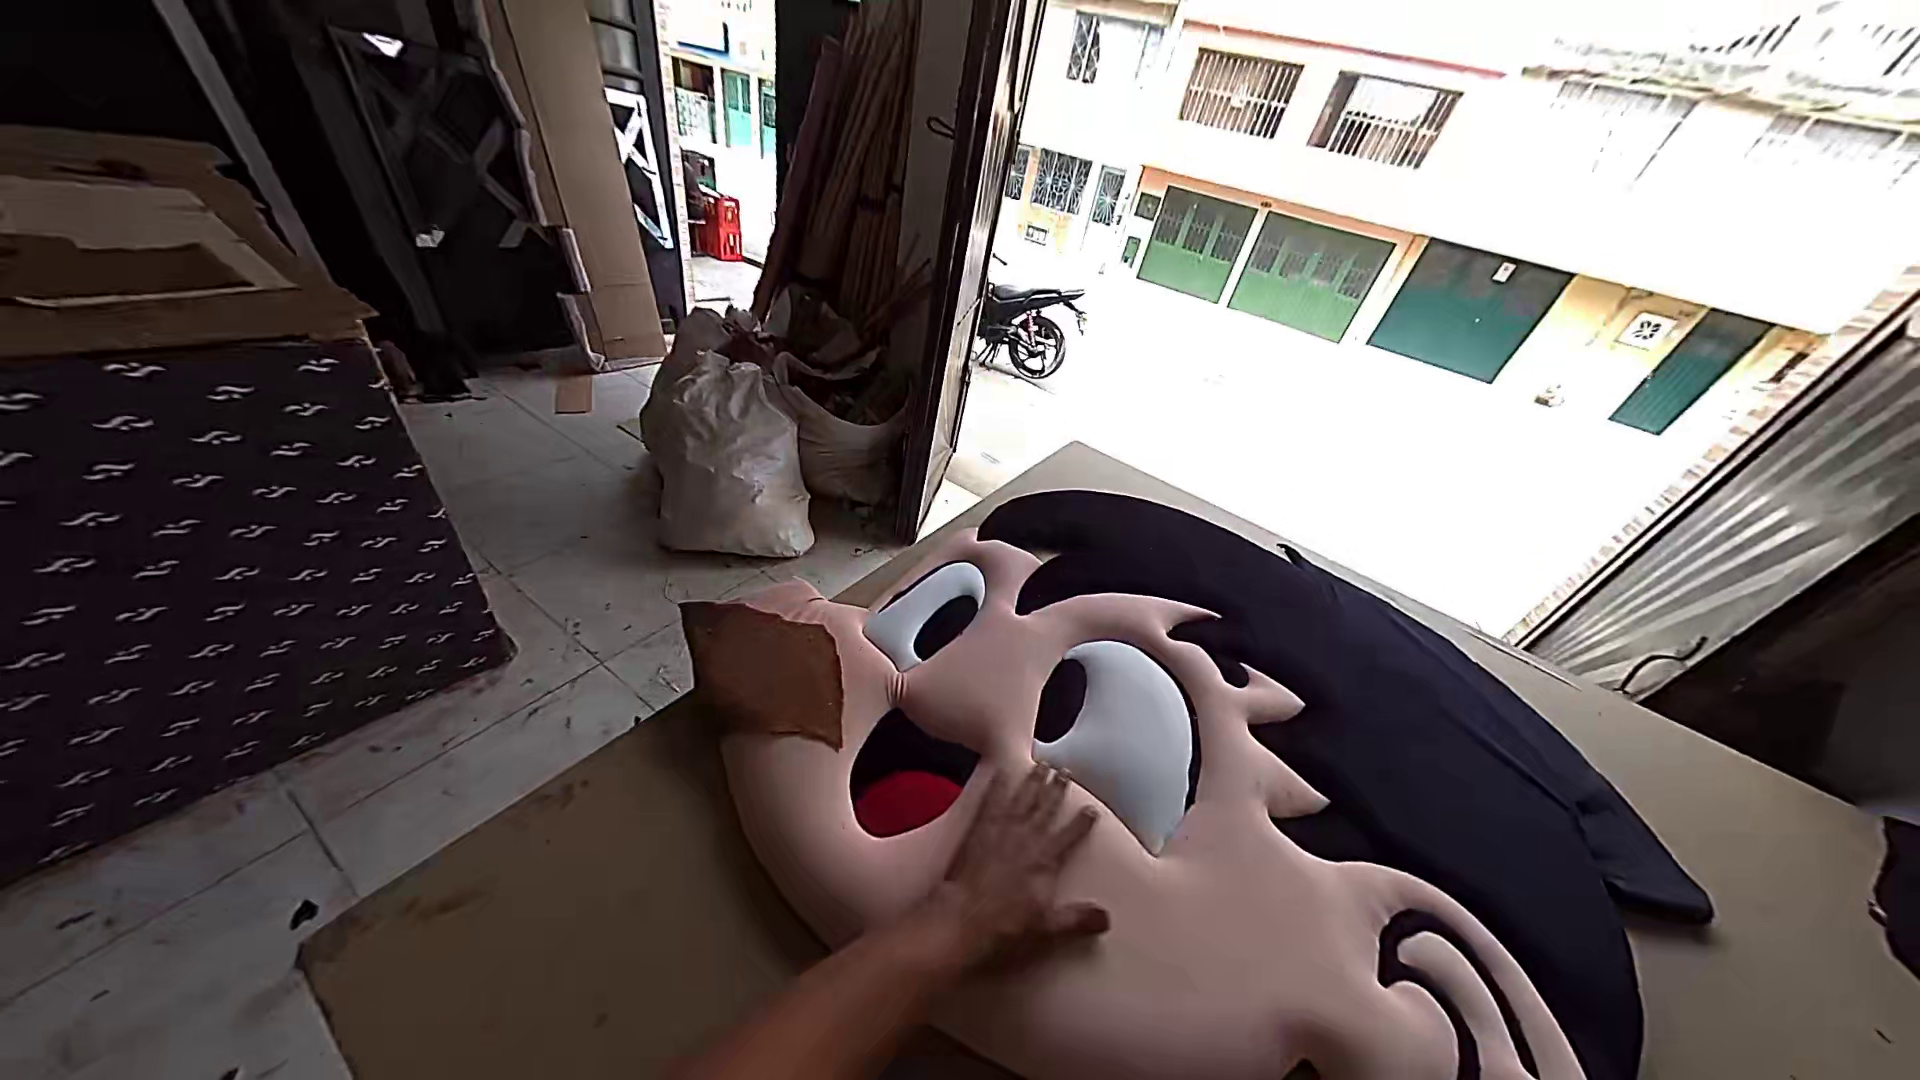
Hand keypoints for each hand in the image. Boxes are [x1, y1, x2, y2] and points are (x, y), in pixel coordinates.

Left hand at [919, 763, 1107, 969]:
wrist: (963, 918)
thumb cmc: (1005, 927)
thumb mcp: (1047, 928)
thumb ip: (1077, 919)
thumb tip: (1107, 917)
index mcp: (1044, 860)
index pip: (1069, 836)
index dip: (1082, 822)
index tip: (1092, 808)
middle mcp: (1026, 839)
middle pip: (1045, 809)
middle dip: (1057, 790)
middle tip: (1065, 771)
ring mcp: (1001, 830)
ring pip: (1021, 799)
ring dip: (1032, 781)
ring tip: (1041, 766)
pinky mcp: (979, 829)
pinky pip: (990, 800)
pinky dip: (996, 784)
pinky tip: (1000, 770)